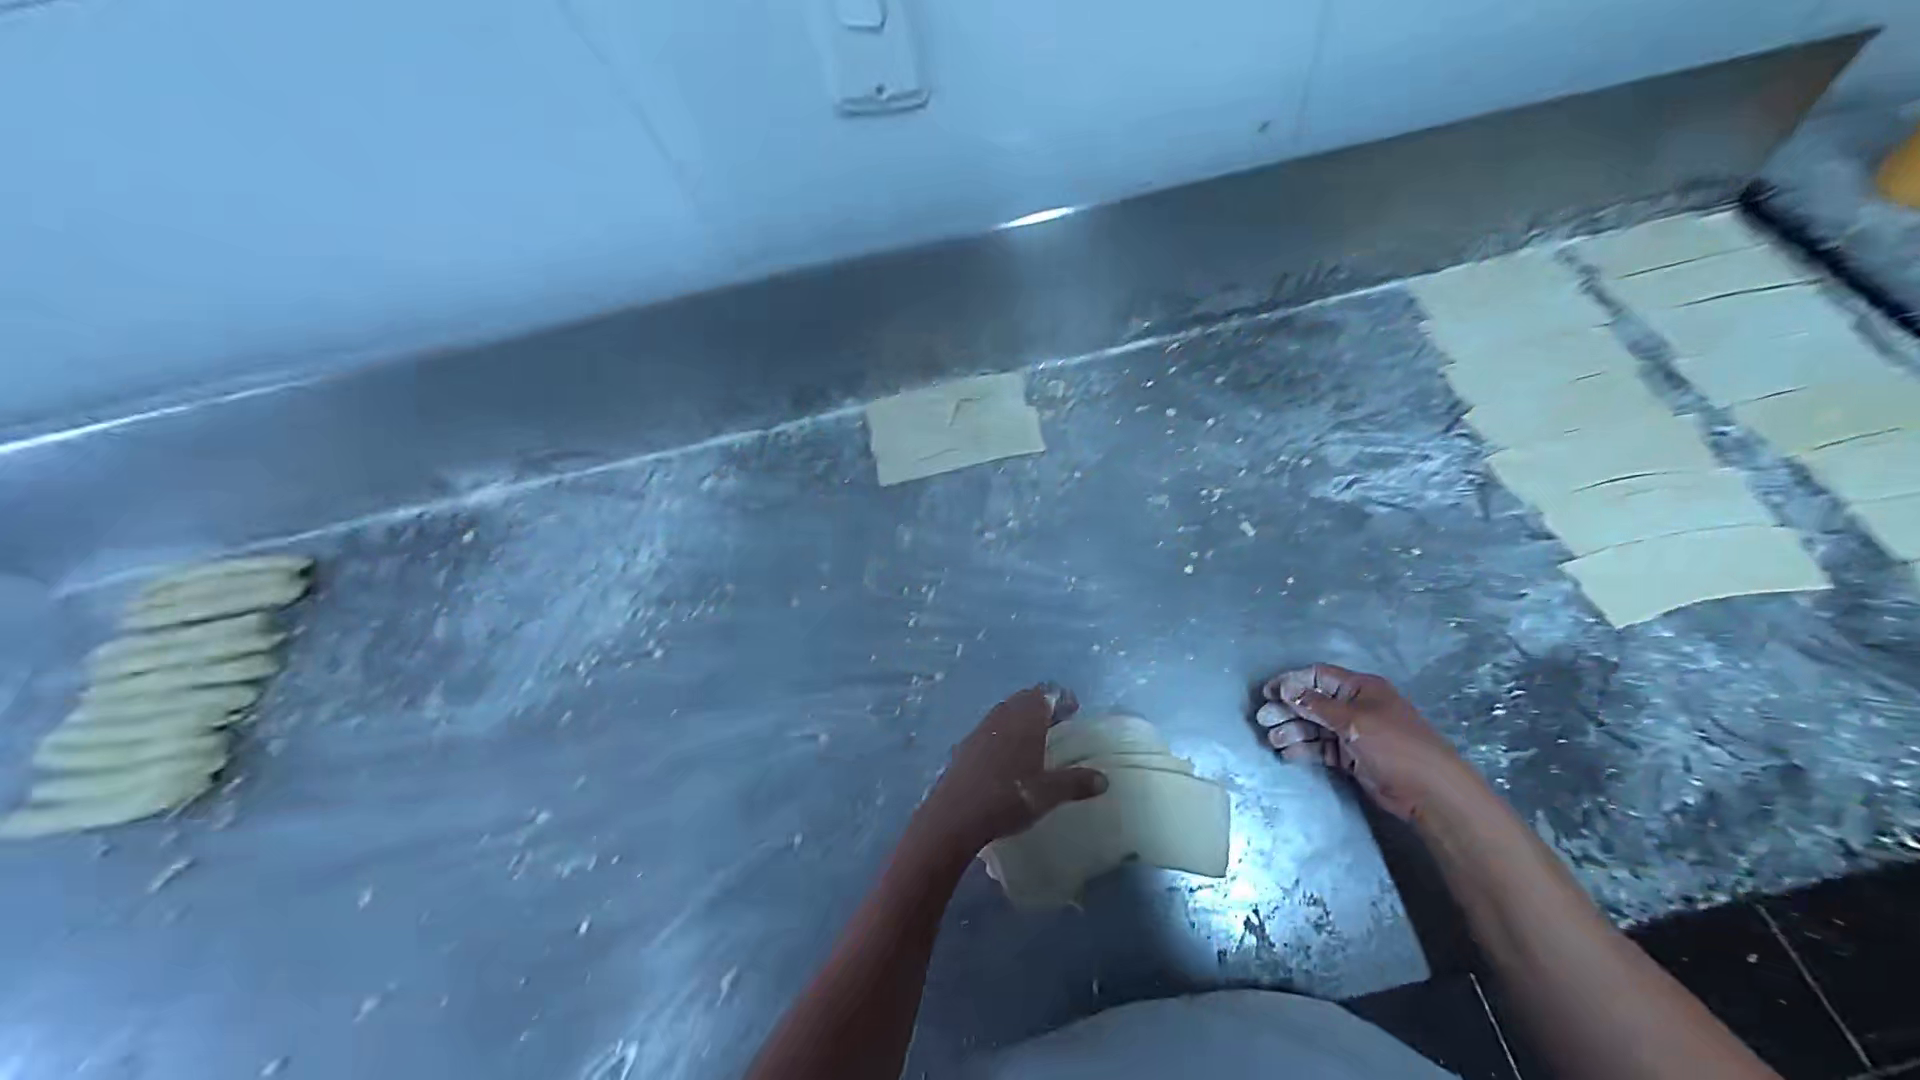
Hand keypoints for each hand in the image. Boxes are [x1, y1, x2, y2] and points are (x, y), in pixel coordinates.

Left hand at [916, 685, 1109, 854]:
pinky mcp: (966, 745)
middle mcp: (1002, 716)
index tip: (1074, 709)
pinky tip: (1008, 755)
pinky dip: (1005, 732)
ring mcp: (981, 729)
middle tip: (1058, 721)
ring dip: (1022, 718)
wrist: (955, 814)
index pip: (1046, 694)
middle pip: (1025, 699)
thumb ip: (1076, 783)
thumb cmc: (1008, 797)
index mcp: (1025, 719)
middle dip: (1043, 705)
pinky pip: (991, 728)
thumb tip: (1103, 779)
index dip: (1062, 698)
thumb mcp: (1048, 794)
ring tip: (1036, 737)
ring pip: (1006, 712)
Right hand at [1256, 664, 1476, 820]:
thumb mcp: (1354, 720)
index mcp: (1360, 689)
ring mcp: (1353, 732)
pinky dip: (1304, 748)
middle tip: (1263, 720)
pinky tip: (1287, 753)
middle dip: (1287, 709)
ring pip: (1314, 726)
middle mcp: (1354, 707)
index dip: (1291, 682)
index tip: (1268, 693)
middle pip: (1312, 702)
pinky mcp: (1351, 756)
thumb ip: (1316, 705)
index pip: (1317, 676)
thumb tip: (1285, 690)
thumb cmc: (1394, 746)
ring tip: (1273, 740)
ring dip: (1292, 731)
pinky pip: (1321, 747)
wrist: (1430, 791)